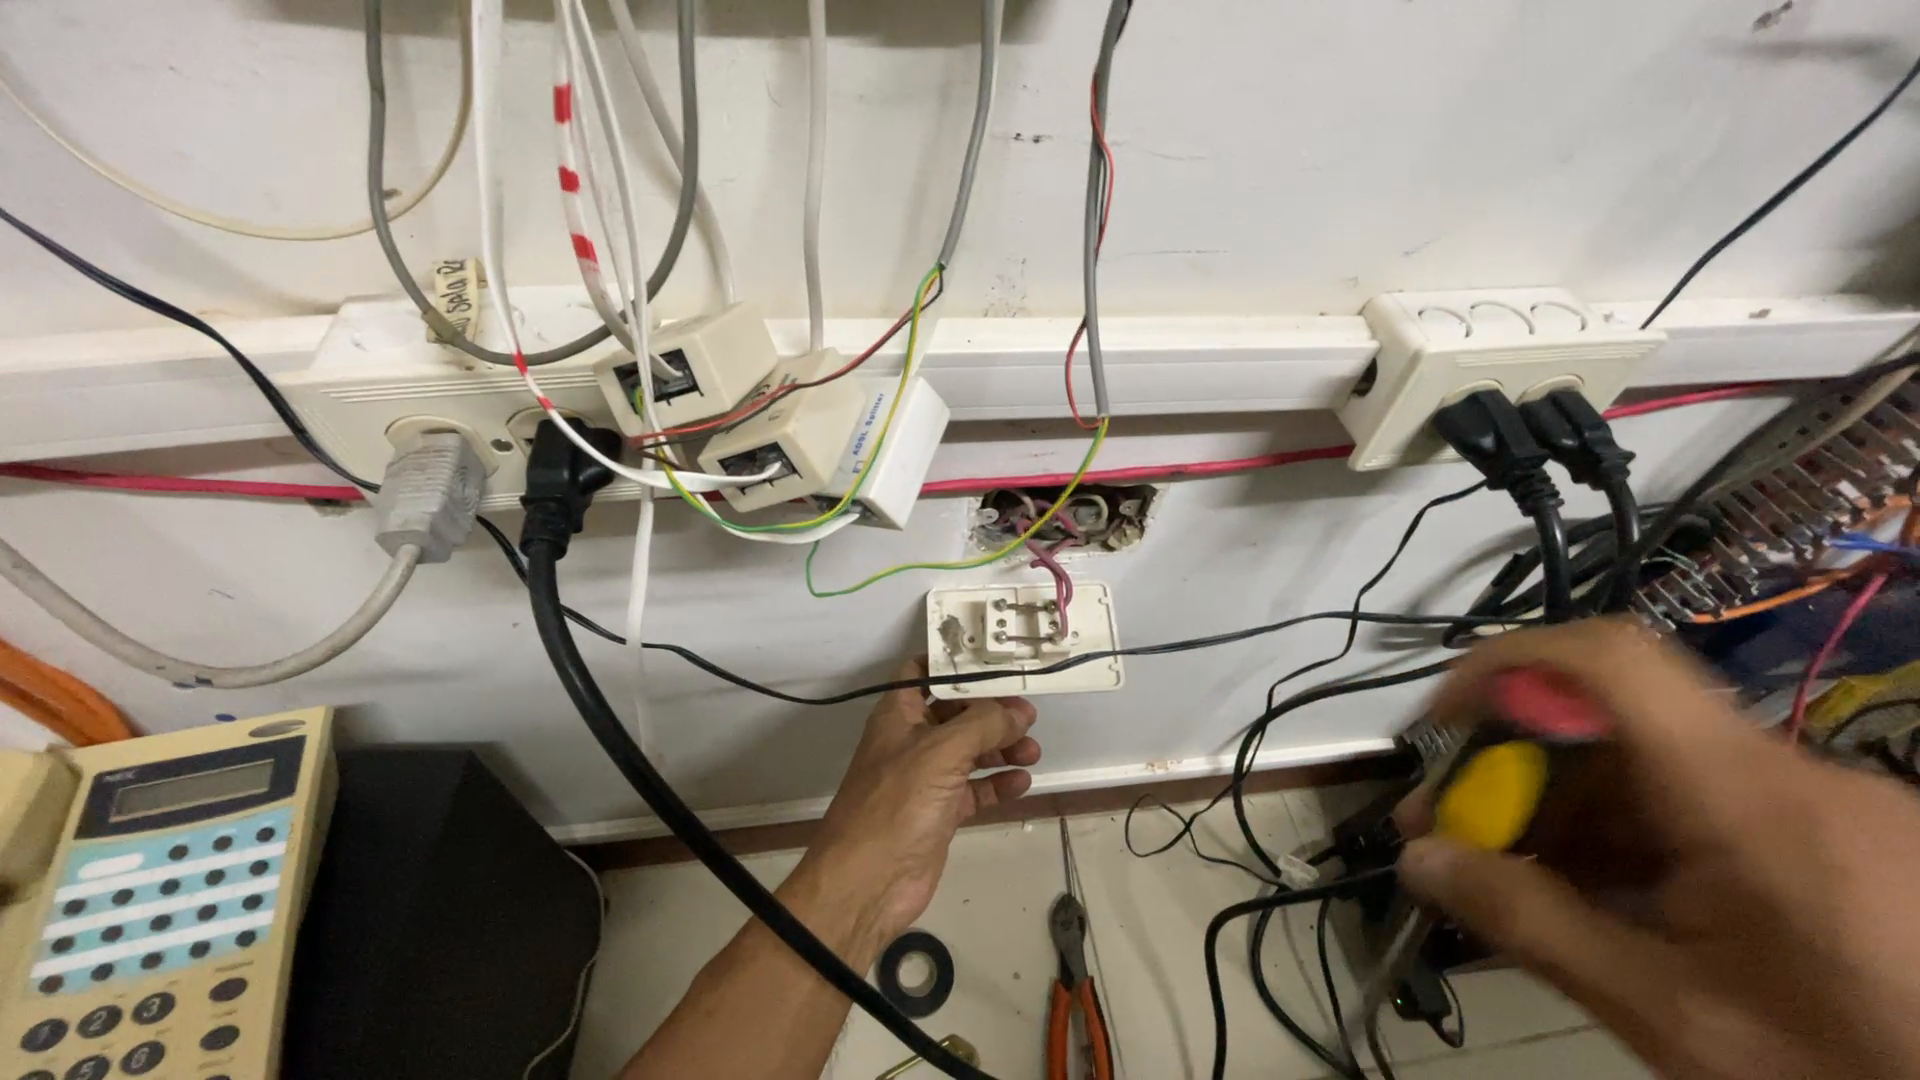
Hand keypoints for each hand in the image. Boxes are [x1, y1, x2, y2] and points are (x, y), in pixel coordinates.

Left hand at [790, 658, 1039, 960]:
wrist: (867, 882)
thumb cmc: (897, 803)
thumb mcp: (941, 752)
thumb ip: (983, 724)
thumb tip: (1019, 711)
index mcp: (898, 715)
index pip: (923, 672)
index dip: (955, 663)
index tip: (995, 661)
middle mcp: (911, 741)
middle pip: (956, 713)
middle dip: (991, 711)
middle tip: (1028, 715)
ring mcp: (925, 779)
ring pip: (969, 752)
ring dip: (1001, 748)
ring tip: (1033, 752)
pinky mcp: (939, 813)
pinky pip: (974, 789)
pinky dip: (997, 784)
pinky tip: (1022, 783)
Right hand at [1394, 618, 1919, 1079]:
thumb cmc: (1858, 1075)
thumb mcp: (1677, 1019)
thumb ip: (1533, 926)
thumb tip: (1420, 860)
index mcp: (1749, 796)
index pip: (1608, 660)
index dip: (1503, 667)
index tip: (1441, 730)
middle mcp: (1787, 774)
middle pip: (1609, 725)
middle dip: (1508, 769)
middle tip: (1447, 832)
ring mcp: (1816, 805)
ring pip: (1644, 768)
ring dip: (1558, 809)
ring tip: (1504, 875)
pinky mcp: (1834, 841)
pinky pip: (1692, 807)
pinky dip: (1619, 837)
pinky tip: (1588, 896)